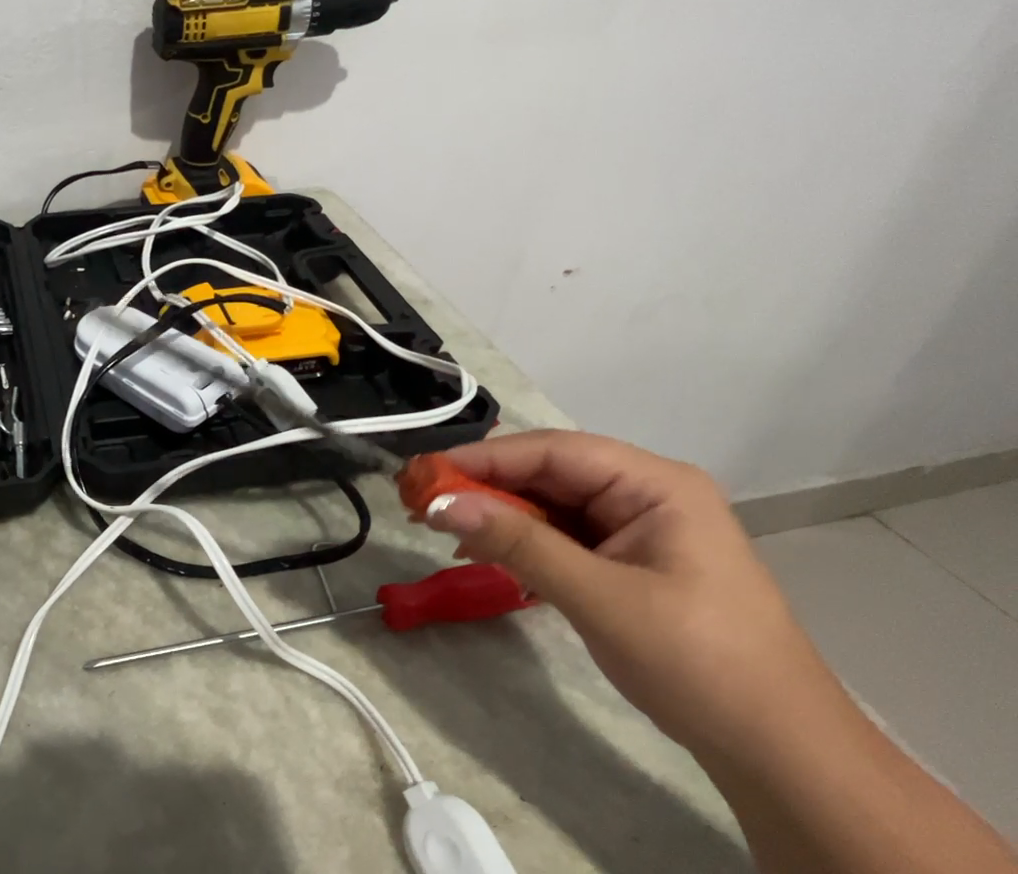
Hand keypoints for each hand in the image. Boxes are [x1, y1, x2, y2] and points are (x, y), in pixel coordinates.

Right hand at [415, 430, 836, 761]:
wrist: (776, 747)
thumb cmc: (698, 661)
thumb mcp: (599, 598)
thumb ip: (518, 544)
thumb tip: (441, 503)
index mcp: (657, 486)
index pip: (554, 451)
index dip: (484, 458)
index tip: (423, 475)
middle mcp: (648, 495)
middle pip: (550, 474)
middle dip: (485, 487)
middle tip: (422, 504)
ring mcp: (640, 530)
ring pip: (552, 506)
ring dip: (498, 517)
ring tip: (442, 532)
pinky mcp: (630, 563)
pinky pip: (563, 538)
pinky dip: (522, 545)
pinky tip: (483, 556)